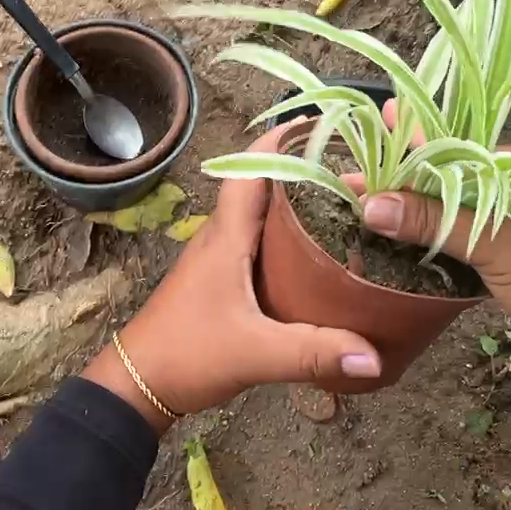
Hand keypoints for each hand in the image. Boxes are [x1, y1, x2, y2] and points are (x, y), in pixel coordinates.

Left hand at [83, 128, 382, 430]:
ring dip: (296, 199)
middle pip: (263, 182)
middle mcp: (224, 233)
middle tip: (351, 167)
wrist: (136, 384)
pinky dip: (288, 232)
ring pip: (262, 211)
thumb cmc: (187, 352)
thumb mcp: (255, 352)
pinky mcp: (223, 276)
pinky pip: (260, 237)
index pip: (252, 167)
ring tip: (344, 200)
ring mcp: (221, 254)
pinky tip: (316, 250)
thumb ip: (313, 352)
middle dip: (303, 167)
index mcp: (229, 233)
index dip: (283, 139)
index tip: (321, 124)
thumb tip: (374, 356)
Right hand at [359, 103, 510, 452]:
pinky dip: (434, 235)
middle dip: (404, 178)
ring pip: (455, 206)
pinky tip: (402, 236)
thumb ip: (435, 220)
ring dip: (414, 209)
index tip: (367, 145)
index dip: (409, 151)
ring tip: (367, 203)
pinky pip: (465, 233)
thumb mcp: (494, 245)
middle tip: (355, 177)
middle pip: (451, 175)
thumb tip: (370, 203)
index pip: (455, 150)